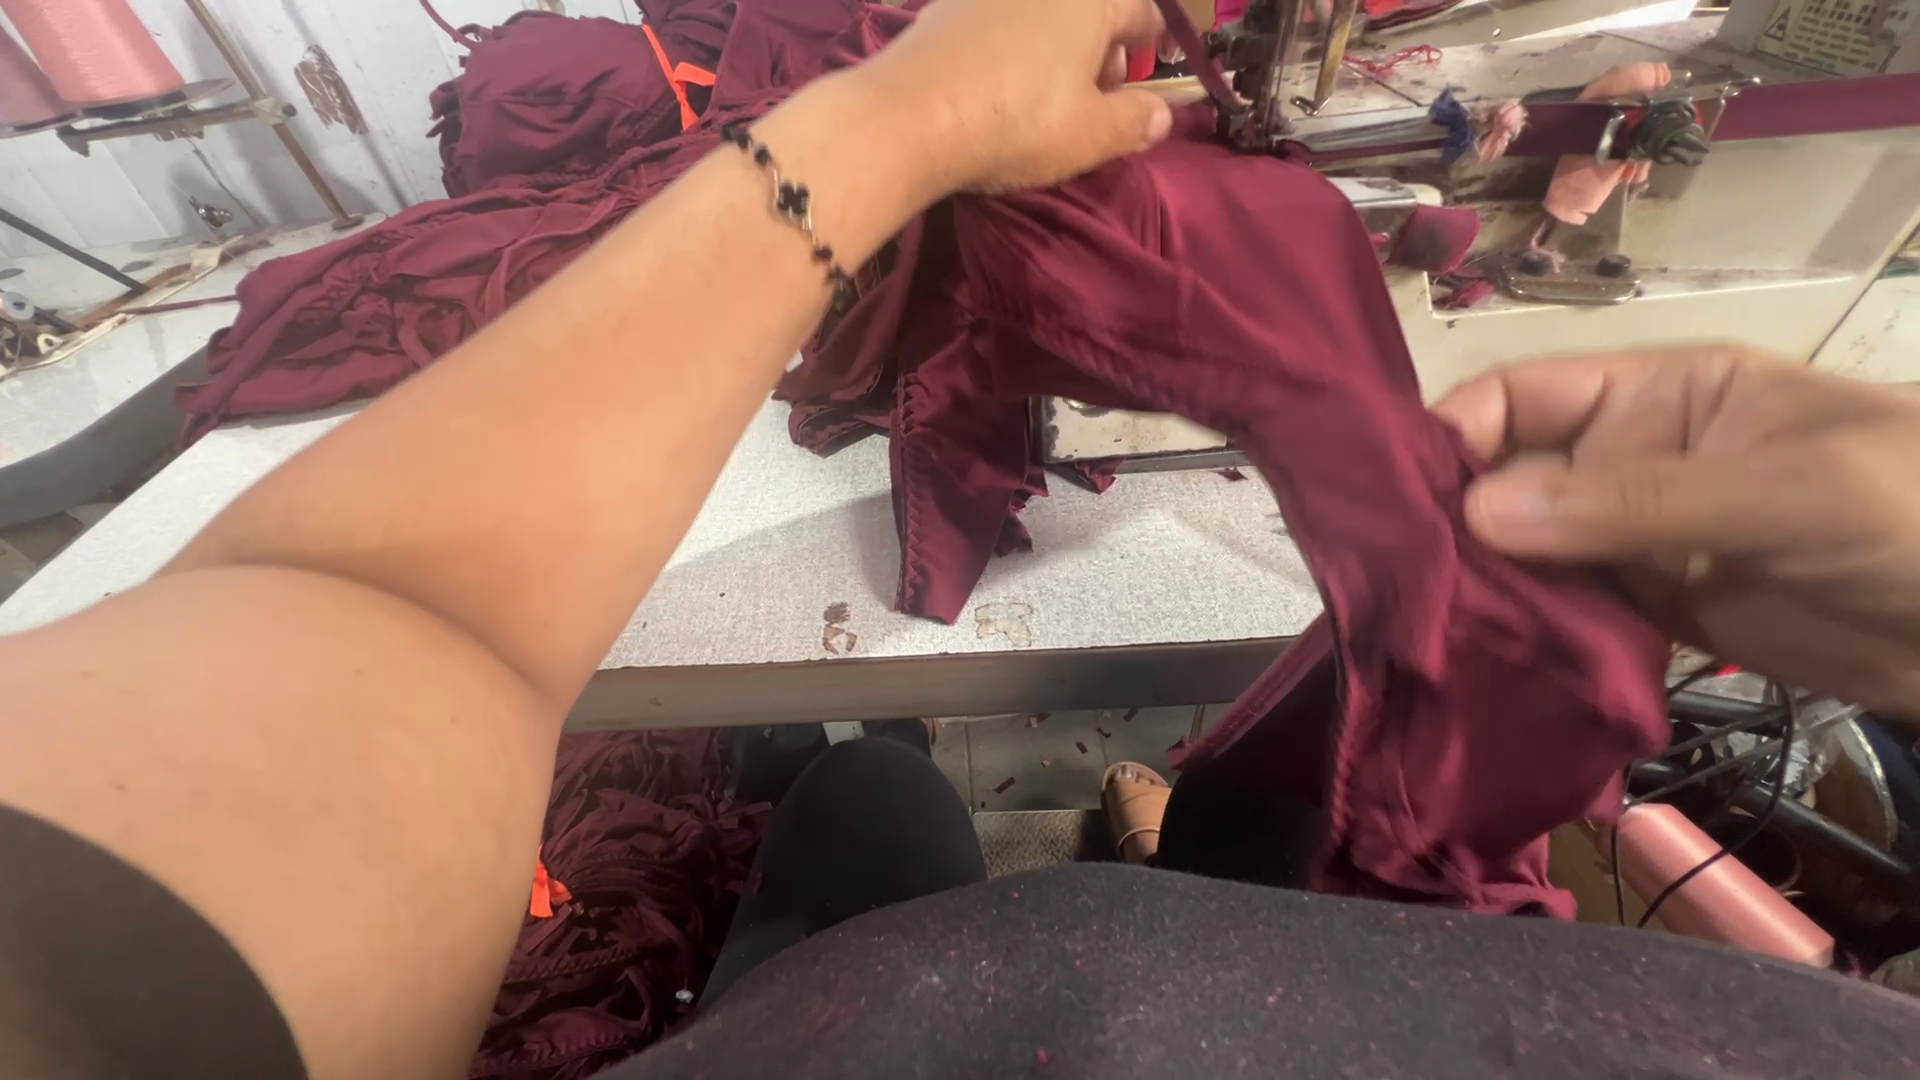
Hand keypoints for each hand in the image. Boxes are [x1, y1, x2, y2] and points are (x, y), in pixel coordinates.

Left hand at [858, 0, 1173, 194]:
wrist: (912, 116)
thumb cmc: (1017, 123)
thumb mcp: (1088, 136)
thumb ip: (1133, 123)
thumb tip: (1161, 116)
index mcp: (1090, 0)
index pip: (1141, 13)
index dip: (1151, 47)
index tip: (1147, 75)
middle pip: (1090, 12)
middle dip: (1102, 53)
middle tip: (1096, 101)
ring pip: (1043, 18)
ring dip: (1056, 54)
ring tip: (1046, 100)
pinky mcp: (947, 9)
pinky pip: (998, 27)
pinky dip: (1012, 52)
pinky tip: (999, 89)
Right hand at [1433, 345, 1919, 714]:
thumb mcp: (1795, 493)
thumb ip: (1637, 499)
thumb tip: (1478, 514)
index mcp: (1647, 396)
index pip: (1514, 397)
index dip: (1450, 431)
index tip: (1396, 491)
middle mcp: (1612, 459)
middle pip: (1493, 473)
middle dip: (1442, 512)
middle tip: (1388, 563)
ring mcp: (1615, 535)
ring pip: (1507, 543)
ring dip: (1465, 571)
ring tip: (1413, 607)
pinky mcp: (1624, 601)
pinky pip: (1541, 600)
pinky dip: (1502, 618)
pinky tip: (1467, 639)